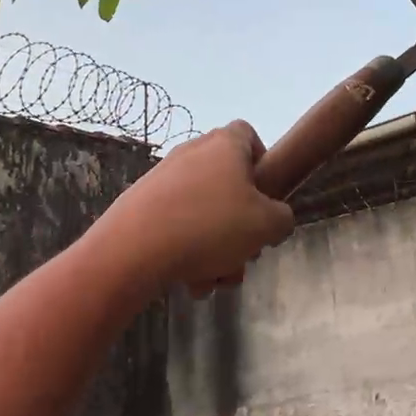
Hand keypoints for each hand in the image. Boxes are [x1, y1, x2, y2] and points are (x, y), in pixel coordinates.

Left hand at [95, 121, 294, 298]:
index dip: (262, 163)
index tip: (265, 196)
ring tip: (214, 278)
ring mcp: (164, 177)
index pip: (249, 135)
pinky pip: (177, 225)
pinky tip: (189, 280)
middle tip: (243, 252)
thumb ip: (282, 218)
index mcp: (225, 144)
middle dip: (240, 225)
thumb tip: (275, 218)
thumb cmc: (210, 225)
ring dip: (215, 247)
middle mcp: (193, 152)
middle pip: (228, 184)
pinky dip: (187, 251)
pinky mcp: (142, 204)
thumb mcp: (265, 225)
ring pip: (204, 212)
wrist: (134, 248)